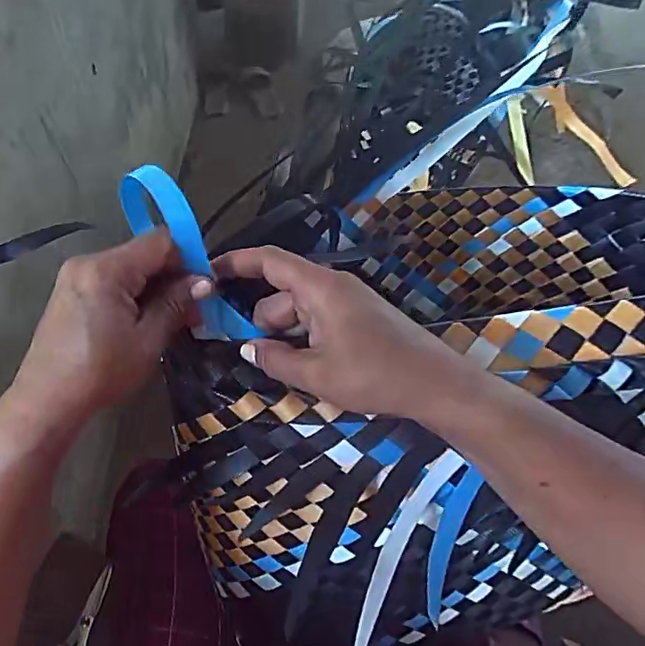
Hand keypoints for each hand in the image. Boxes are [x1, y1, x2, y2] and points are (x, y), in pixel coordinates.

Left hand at [6, 230, 209, 433]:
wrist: (47, 399)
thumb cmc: (100, 372)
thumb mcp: (147, 340)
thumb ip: (176, 304)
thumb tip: (204, 282)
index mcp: (106, 268)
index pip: (160, 241)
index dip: (187, 261)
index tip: (201, 292)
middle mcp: (87, 262)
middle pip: (142, 255)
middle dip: (171, 279)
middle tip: (192, 315)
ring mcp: (73, 277)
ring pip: (127, 270)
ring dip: (152, 291)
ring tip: (168, 324)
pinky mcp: (68, 293)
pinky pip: (109, 283)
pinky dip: (130, 297)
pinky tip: (140, 325)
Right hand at [210, 245, 472, 417]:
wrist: (436, 384)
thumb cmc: (374, 375)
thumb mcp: (314, 374)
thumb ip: (274, 359)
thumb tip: (247, 348)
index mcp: (319, 288)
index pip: (269, 261)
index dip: (236, 262)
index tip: (209, 272)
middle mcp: (331, 286)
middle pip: (279, 294)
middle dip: (262, 323)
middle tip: (262, 357)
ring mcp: (346, 301)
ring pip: (296, 311)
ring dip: (285, 336)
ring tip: (294, 370)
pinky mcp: (357, 316)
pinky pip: (315, 320)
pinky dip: (303, 339)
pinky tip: (311, 366)